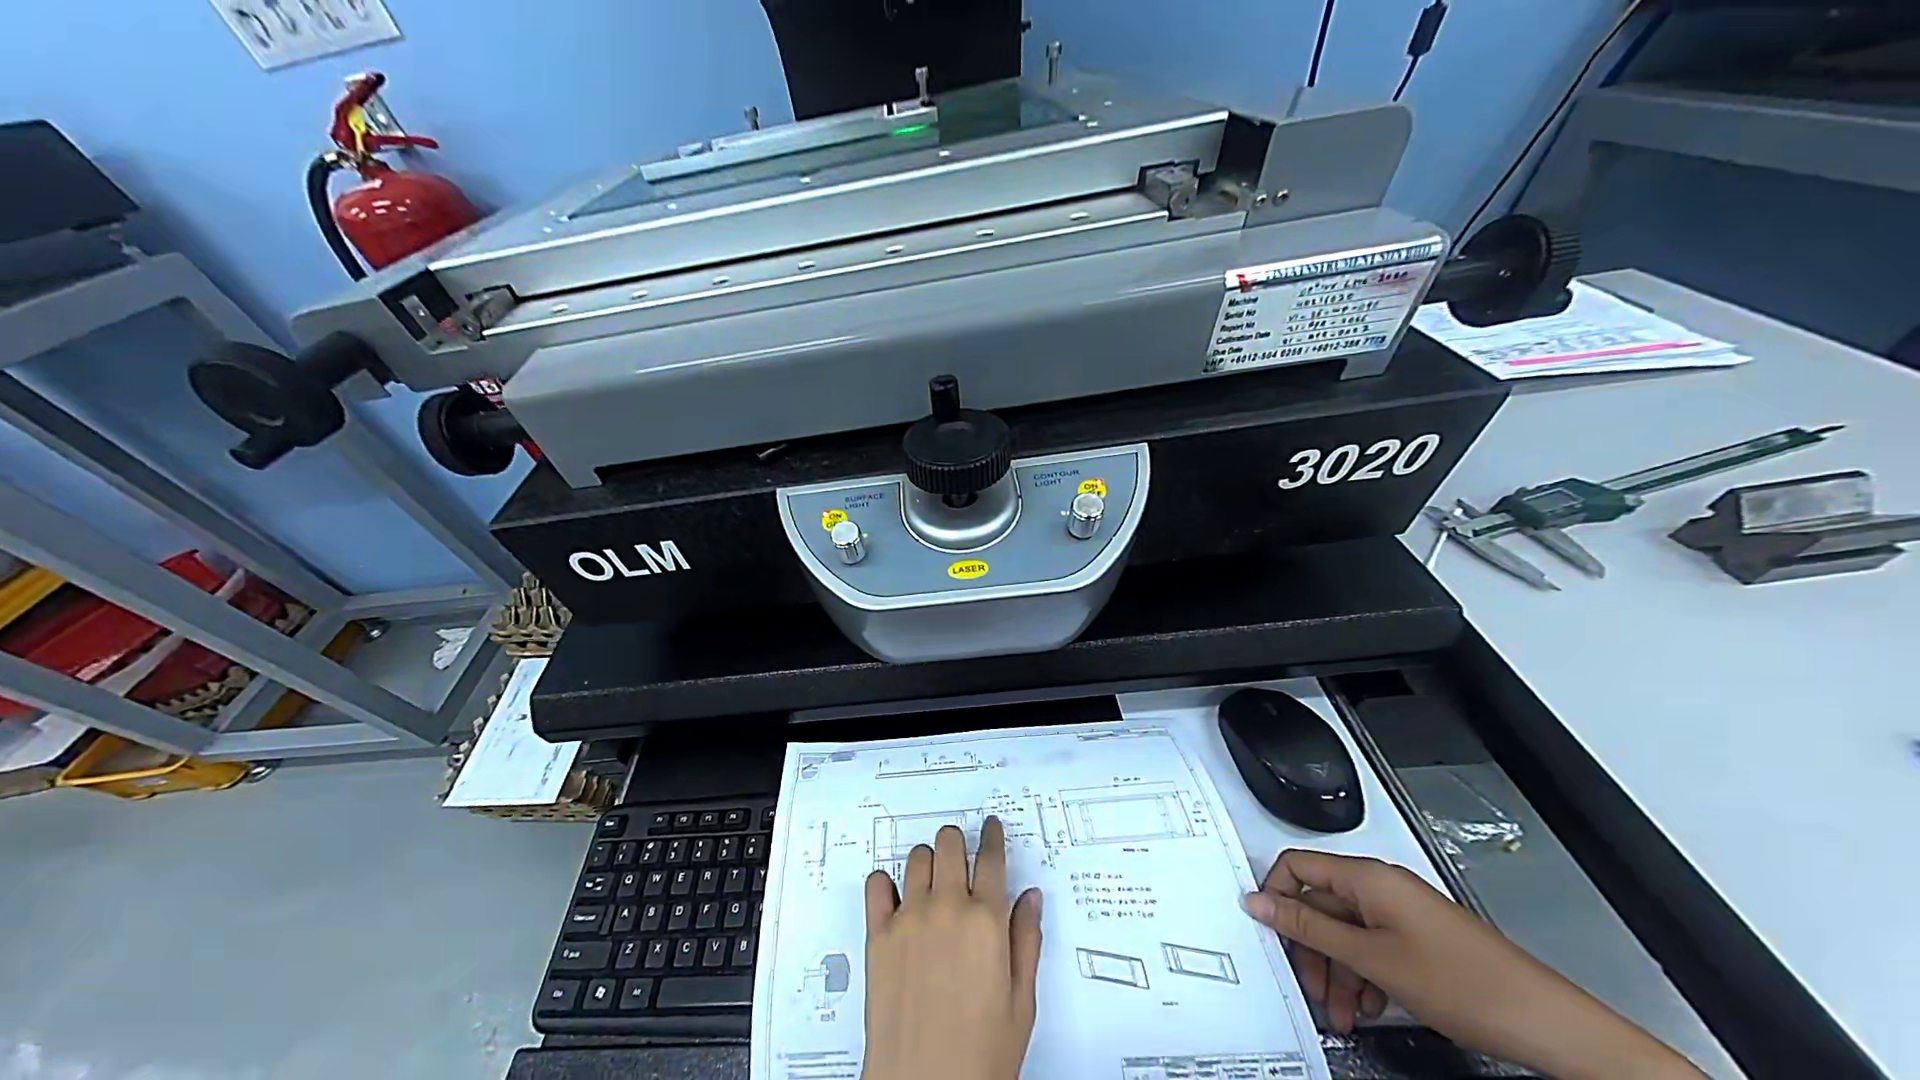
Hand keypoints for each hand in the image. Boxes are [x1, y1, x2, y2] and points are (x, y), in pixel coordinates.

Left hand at [862, 817, 1043, 1079]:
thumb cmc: (978, 1055)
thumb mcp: (1020, 1000)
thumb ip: (1026, 940)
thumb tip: (1030, 899)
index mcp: (986, 921)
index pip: (992, 857)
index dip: (992, 836)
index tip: (991, 828)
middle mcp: (946, 909)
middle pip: (950, 844)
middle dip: (959, 843)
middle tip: (962, 856)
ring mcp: (908, 919)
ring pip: (917, 857)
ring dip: (929, 860)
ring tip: (934, 879)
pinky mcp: (878, 936)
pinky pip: (877, 884)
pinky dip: (887, 882)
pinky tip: (898, 897)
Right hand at [1243, 850, 1705, 1079]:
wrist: (1545, 1023)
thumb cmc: (1465, 984)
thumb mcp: (1370, 958)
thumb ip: (1308, 927)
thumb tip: (1260, 902)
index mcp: (1366, 877)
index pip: (1297, 866)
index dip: (1276, 895)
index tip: (1266, 930)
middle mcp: (1381, 886)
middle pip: (1319, 903)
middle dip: (1309, 946)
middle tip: (1308, 985)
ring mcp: (1401, 912)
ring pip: (1344, 931)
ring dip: (1335, 970)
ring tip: (1341, 1012)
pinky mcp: (1417, 937)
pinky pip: (1370, 946)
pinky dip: (1361, 974)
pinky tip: (1367, 1007)